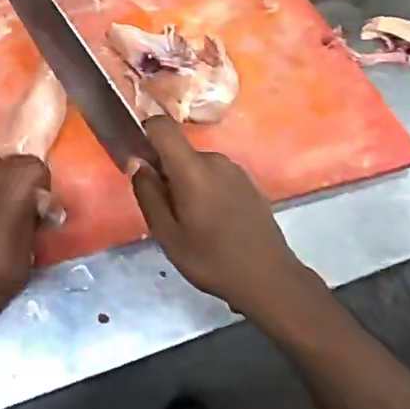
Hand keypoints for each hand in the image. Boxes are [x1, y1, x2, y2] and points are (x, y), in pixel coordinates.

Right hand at [130, 116, 320, 319]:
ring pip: (196, 164)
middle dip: (165, 171)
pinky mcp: (248, 183)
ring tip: (191, 220)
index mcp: (192, 169)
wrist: (272, 282)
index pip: (162, 126)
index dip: (145, 133)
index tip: (140, 161)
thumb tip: (137, 162)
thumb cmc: (212, 260)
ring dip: (186, 182)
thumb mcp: (167, 234)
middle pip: (178, 151)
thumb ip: (147, 193)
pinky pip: (214, 175)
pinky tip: (213, 221)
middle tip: (166, 209)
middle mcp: (215, 161)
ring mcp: (235, 171)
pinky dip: (205, 189)